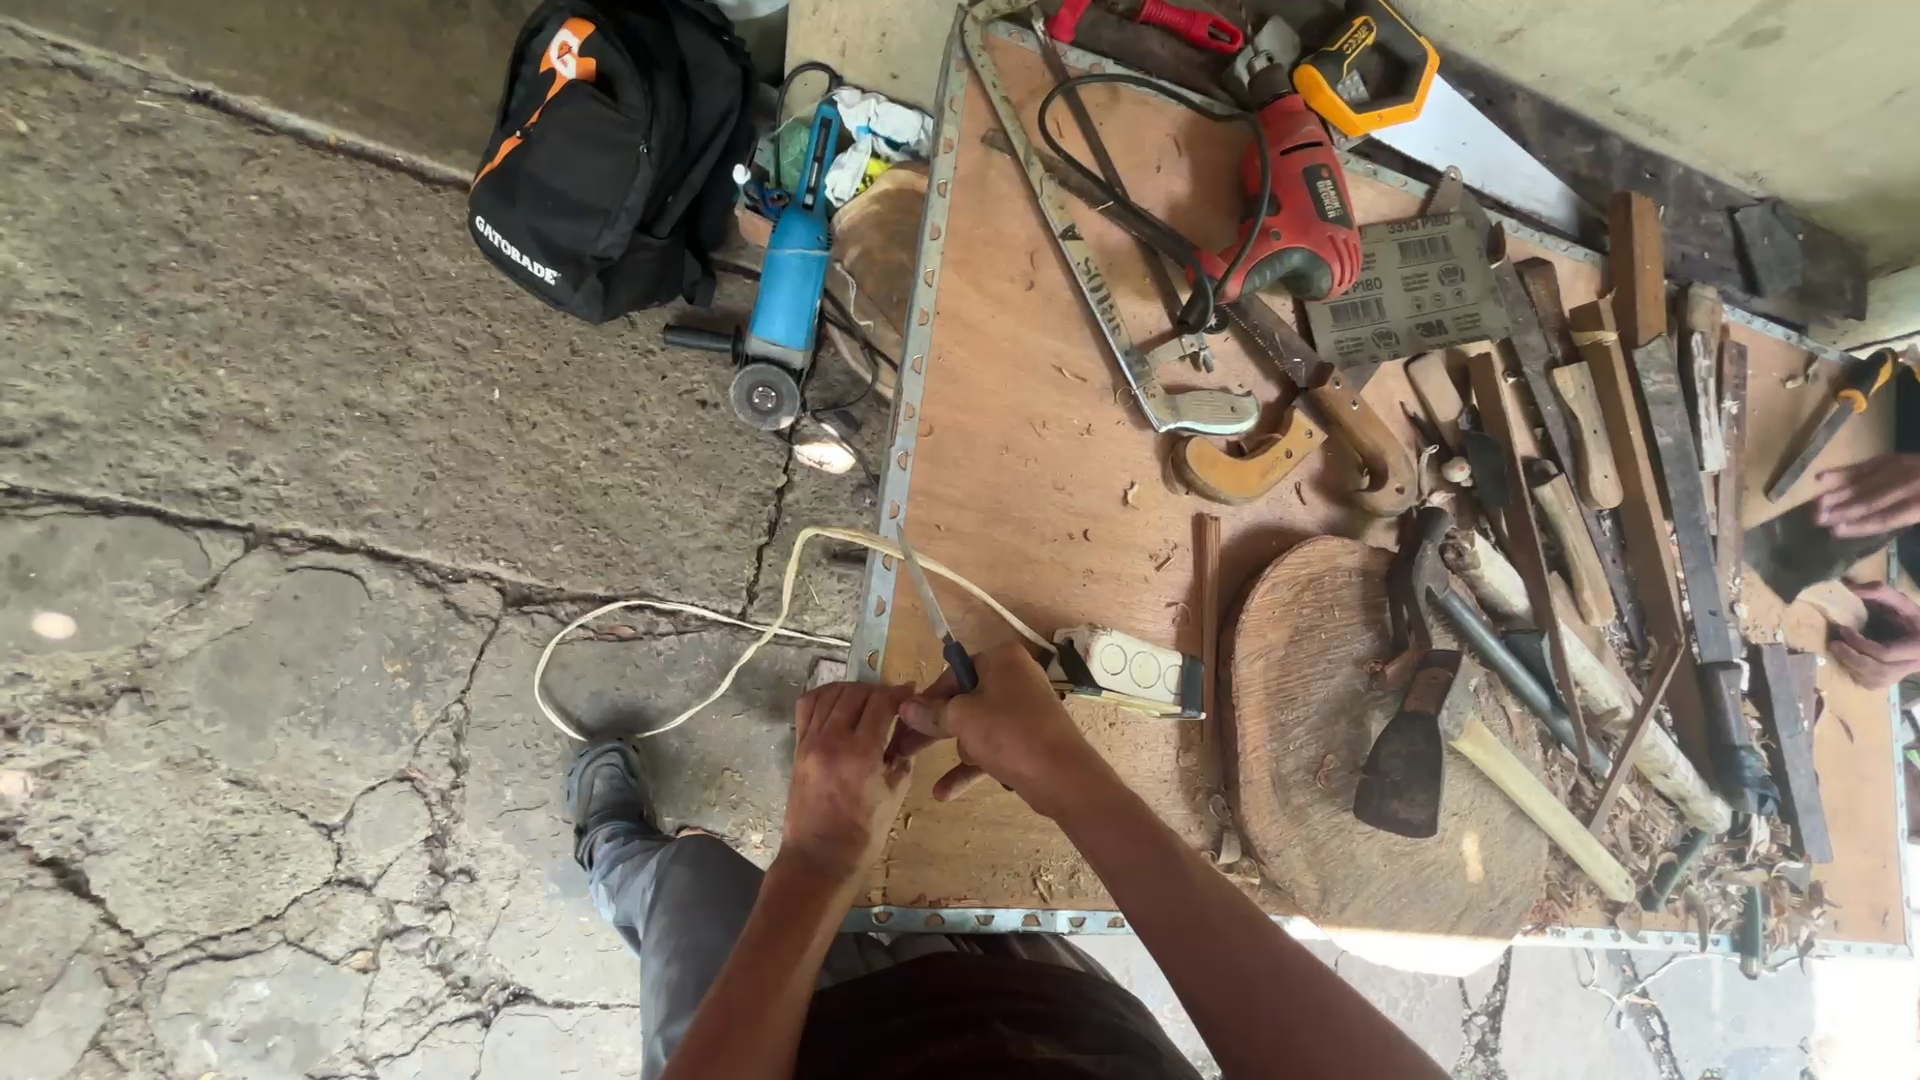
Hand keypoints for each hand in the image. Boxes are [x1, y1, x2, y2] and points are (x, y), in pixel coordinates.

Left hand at [780, 681, 917, 882]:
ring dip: (854, 690)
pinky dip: (825, 695)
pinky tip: (839, 701)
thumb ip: (902, 754)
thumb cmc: (863, 834)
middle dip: (879, 690)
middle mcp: (832, 740)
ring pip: (831, 693)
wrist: (818, 859)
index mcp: (861, 754)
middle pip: (857, 693)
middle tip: (892, 700)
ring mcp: (810, 742)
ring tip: (867, 700)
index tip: (910, 693)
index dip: (899, 693)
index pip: (881, 702)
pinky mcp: (798, 747)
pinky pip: (808, 706)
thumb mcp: (896, 794)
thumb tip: (907, 726)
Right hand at [895, 642, 1109, 813]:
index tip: (906, 721)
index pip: (953, 673)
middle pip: (964, 700)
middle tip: (906, 748)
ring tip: (940, 782)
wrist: (1063, 776)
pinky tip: (944, 792)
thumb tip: (905, 707)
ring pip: (977, 726)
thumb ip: (932, 713)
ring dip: (959, 750)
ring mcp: (1023, 709)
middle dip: (936, 729)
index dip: (928, 699)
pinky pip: (992, 746)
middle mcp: (1014, 677)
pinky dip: (971, 766)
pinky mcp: (1027, 738)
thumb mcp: (962, 719)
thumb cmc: (1010, 734)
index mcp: (1001, 659)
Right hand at [1813, 453, 1919, 537]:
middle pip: (1873, 499)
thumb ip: (1915, 517)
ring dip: (1837, 494)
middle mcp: (1915, 483)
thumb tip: (1885, 524)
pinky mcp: (1899, 458)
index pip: (1890, 516)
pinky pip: (1868, 465)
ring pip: (1866, 482)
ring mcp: (1907, 467)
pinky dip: (1843, 471)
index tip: (1835, 532)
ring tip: (1815, 504)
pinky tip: (1821, 479)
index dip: (1862, 525)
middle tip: (1815, 519)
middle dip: (1843, 510)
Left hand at [1831, 582, 1919, 689]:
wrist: (1918, 634)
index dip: (1860, 644)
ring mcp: (1903, 673)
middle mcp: (1914, 664)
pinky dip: (1855, 673)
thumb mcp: (1901, 603)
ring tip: (1838, 650)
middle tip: (1834, 644)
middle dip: (1852, 658)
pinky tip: (1848, 660)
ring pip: (1874, 681)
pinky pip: (1871, 684)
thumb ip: (1880, 592)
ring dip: (1850, 666)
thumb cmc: (1910, 617)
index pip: (1885, 653)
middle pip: (1879, 671)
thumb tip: (1850, 587)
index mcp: (1918, 647)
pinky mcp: (1891, 678)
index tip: (1843, 630)